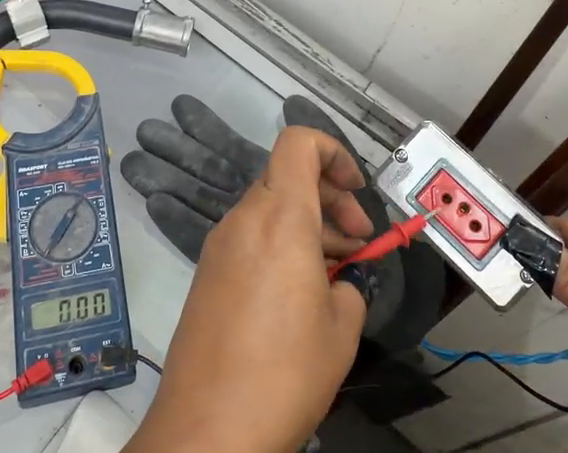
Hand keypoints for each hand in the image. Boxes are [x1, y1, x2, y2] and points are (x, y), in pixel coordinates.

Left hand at [121, 96, 442, 347]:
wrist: (207, 428)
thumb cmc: (284, 372)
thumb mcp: (342, 330)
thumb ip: (349, 287)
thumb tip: (338, 283)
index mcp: (279, 217)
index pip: (299, 143)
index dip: (334, 152)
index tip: (357, 194)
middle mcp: (243, 220)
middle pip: (288, 177)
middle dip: (331, 199)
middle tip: (360, 244)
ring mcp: (219, 246)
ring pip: (270, 210)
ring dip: (308, 227)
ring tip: (337, 275)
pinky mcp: (207, 274)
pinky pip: (250, 239)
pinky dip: (280, 247)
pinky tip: (300, 294)